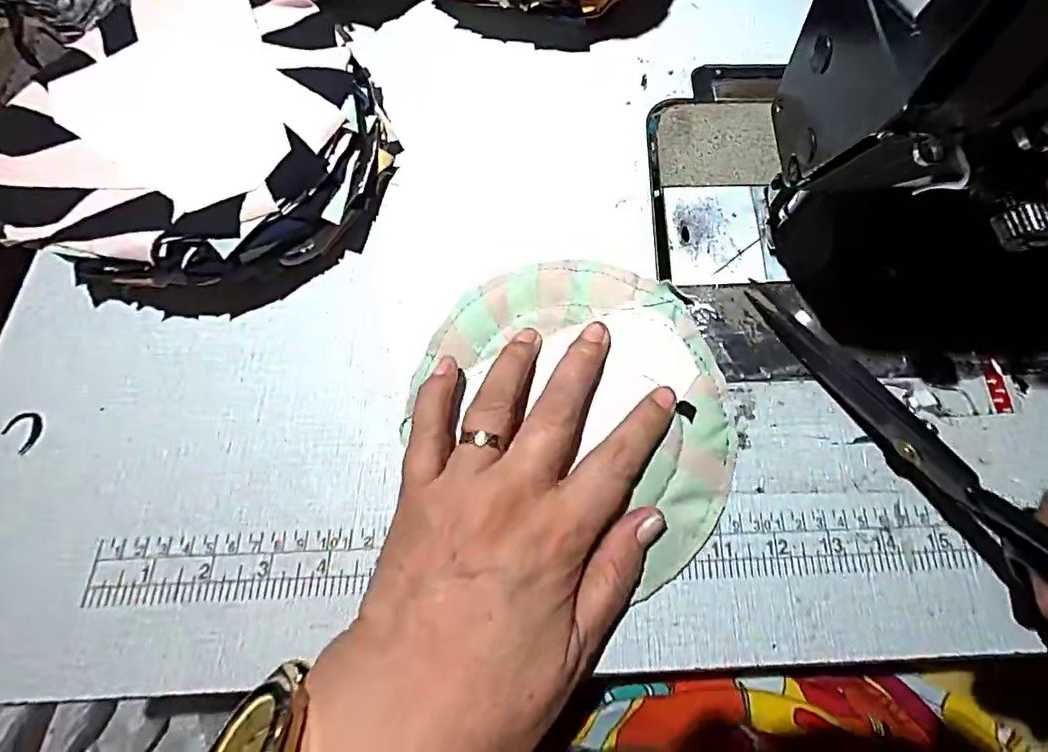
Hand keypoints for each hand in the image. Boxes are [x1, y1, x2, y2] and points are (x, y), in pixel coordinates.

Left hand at [304, 323, 675, 751]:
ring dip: (514, 368)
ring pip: (491, 410)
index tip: (660, 395)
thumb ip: (613, 574)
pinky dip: (434, 398)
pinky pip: (423, 436)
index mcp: (555, 537)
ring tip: (530, 337)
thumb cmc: (485, 696)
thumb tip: (647, 519)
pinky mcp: (415, 501)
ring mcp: (457, 494)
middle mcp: (509, 501)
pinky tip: (446, 368)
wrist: (387, 724)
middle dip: (580, 368)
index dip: (644, 423)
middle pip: (555, 415)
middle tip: (596, 334)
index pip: (615, 461)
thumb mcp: (572, 649)